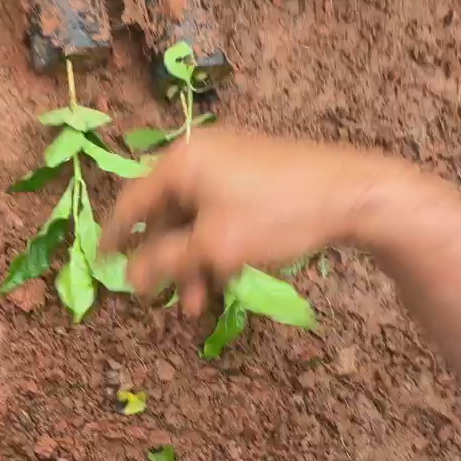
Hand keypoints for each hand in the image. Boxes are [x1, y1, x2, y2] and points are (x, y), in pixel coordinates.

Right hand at [100, 131, 434, 313]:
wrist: (357, 193)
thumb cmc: (277, 216)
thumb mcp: (213, 247)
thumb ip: (165, 263)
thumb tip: (129, 279)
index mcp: (180, 163)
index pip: (132, 202)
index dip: (115, 238)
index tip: (102, 265)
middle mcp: (198, 155)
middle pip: (165, 215)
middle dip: (164, 262)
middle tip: (159, 297)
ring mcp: (228, 162)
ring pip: (193, 219)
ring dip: (191, 263)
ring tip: (197, 304)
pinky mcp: (253, 173)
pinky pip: (218, 212)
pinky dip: (214, 246)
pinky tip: (222, 279)